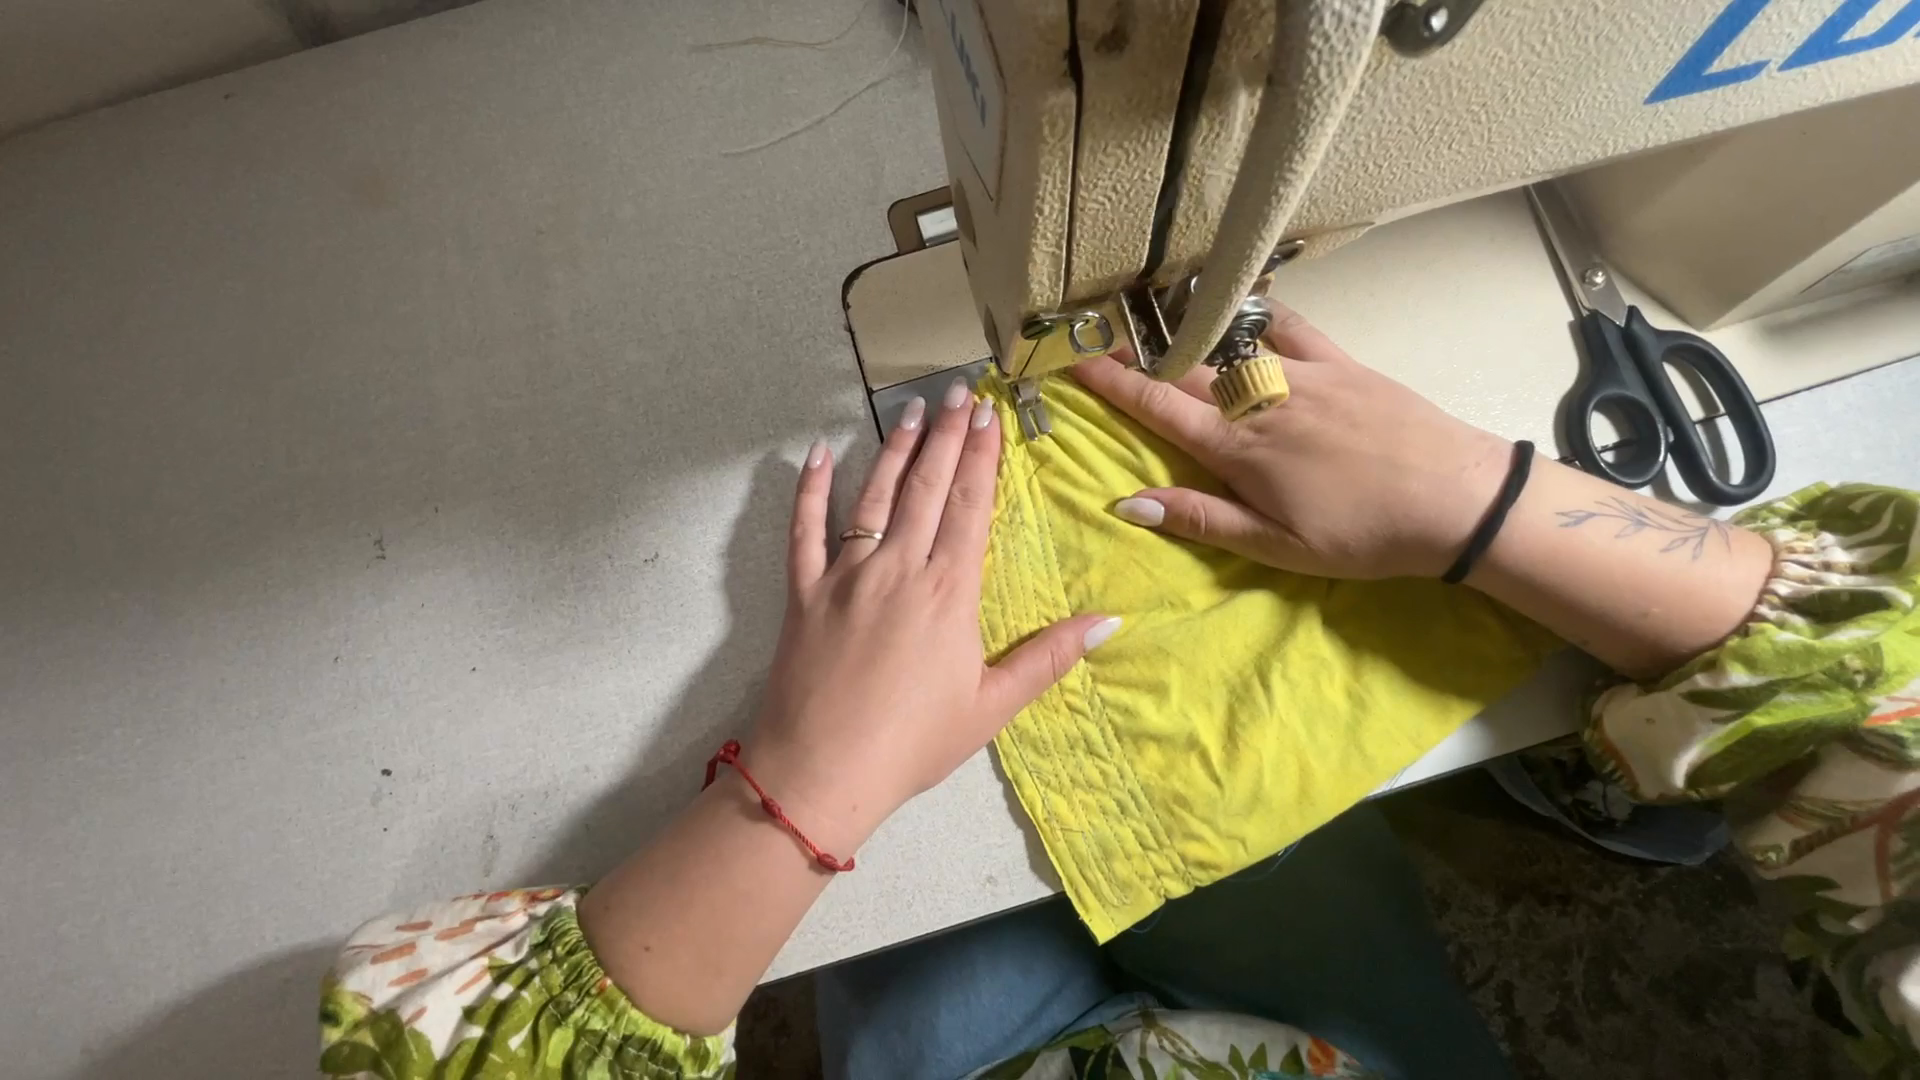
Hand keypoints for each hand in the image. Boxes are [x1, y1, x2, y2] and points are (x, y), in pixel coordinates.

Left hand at [744, 378, 1118, 851]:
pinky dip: (810, 489)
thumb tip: (1112, 620)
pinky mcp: (804, 590)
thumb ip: (1050, 658)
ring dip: (894, 449)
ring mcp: (845, 574)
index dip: (982, 456)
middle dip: (946, 435)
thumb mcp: (993, 706)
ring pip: (874, 496)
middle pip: (928, 487)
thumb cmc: (914, 743)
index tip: (989, 414)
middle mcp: (898, 567)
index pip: (971, 505)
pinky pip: (804, 529)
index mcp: (949, 590)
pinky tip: (819, 453)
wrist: (821, 772)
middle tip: (957, 390)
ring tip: (909, 409)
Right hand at [1072, 303, 1513, 578]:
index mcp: (1239, 448)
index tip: (1078, 362)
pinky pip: (1290, 326)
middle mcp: (1261, 400)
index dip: (1114, 384)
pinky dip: (1258, 314)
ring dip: (1185, 333)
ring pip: (1229, 343)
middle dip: (1138, 354)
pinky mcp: (1342, 363)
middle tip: (1103, 337)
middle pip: (1185, 369)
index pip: (1160, 407)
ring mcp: (1302, 375)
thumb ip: (1201, 518)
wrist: (1460, 501)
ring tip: (1156, 324)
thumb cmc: (1362, 534)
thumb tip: (1129, 503)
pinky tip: (1241, 309)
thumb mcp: (1276, 545)